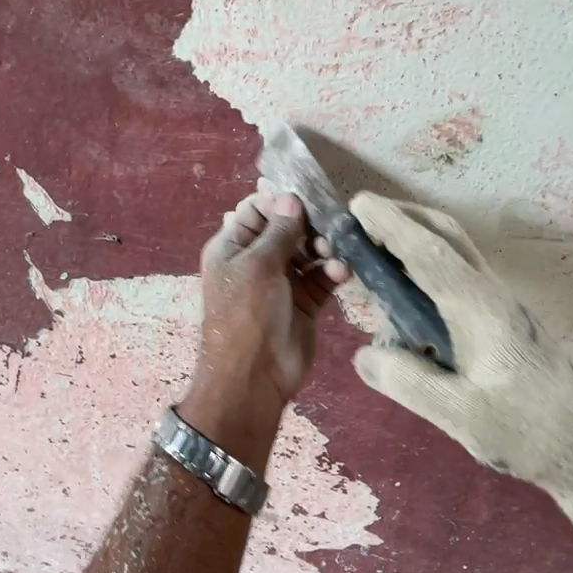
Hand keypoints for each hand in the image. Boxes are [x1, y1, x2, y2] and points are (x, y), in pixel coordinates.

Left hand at [179, 193, 348, 471]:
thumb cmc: (247, 312)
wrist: (255, 374)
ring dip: (321, 247)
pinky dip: (331, 271)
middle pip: (285, 228)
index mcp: (232, 245)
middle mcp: (255, 260)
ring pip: (306, 251)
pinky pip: (320, 277)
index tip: (304, 198)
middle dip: (306, 224)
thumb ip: (278, 231)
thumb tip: (291, 199)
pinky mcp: (304, 302)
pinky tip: (340, 272)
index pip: (255, 210)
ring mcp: (280, 281)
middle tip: (323, 228)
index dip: (278, 201)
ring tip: (329, 254)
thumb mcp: (258, 265)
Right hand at [347, 192, 572, 555]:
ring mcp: (497, 303)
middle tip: (359, 222)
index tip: (356, 205)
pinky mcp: (498, 318)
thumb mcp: (460, 415)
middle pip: (443, 233)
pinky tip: (404, 294)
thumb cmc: (528, 431)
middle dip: (400, 216)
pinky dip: (423, 263)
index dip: (389, 225)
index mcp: (478, 306)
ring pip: (451, 249)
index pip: (427, 250)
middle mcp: (488, 292)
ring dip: (412, 237)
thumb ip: (407, 381)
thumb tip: (362, 354)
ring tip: (372, 253)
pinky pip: (454, 273)